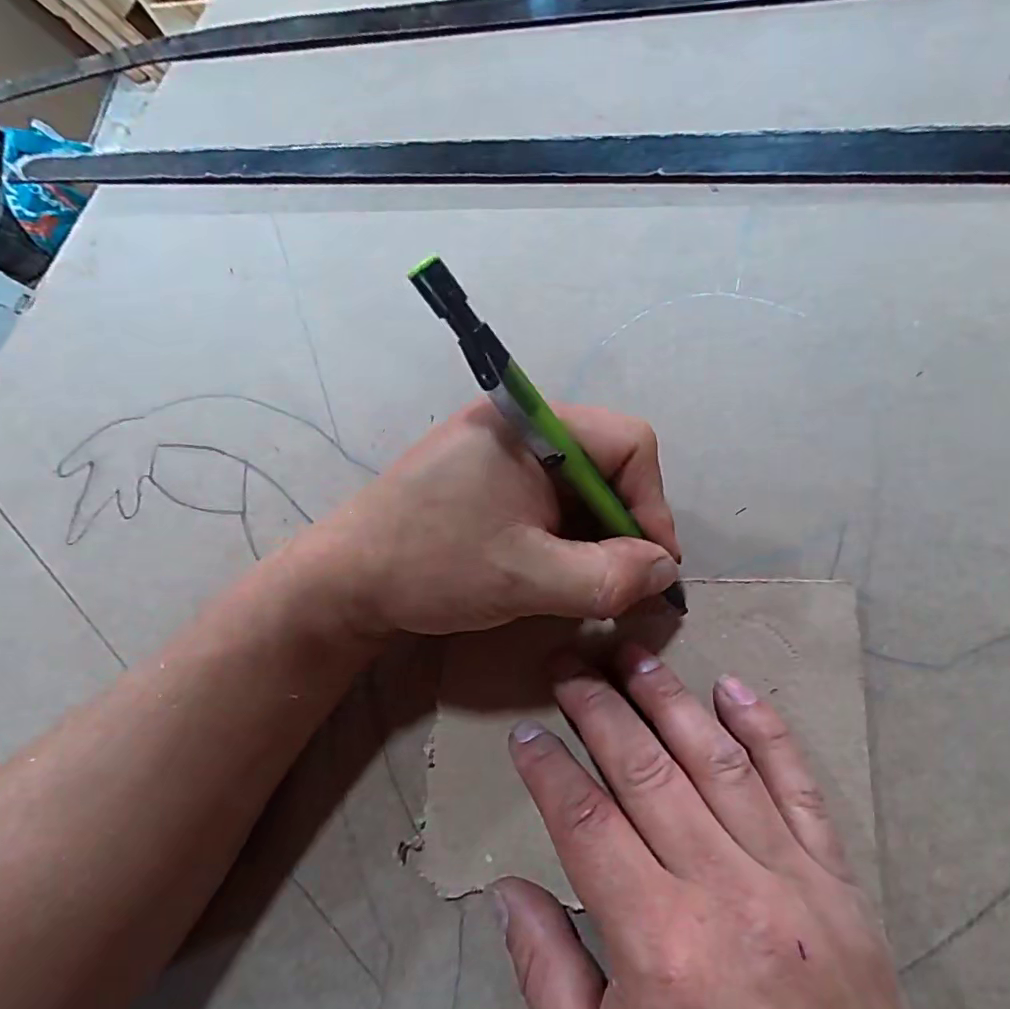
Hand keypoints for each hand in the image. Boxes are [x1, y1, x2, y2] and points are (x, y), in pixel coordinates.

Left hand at [301, 399, 681, 636]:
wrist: (344, 582)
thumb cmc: (431, 567)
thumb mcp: (528, 578)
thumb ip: (609, 577)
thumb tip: (666, 571)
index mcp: (529, 424)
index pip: (629, 444)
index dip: (652, 505)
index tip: (654, 566)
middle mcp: (519, 424)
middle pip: (608, 463)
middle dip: (623, 525)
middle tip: (626, 584)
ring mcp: (500, 450)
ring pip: (580, 485)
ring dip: (595, 535)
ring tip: (589, 584)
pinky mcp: (487, 477)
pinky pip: (549, 497)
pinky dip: (566, 534)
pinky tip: (557, 571)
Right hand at [495, 644, 916, 1008]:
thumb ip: (548, 974)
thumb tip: (509, 891)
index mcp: (661, 943)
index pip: (586, 821)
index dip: (548, 770)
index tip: (524, 734)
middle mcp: (727, 894)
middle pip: (646, 771)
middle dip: (599, 710)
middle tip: (568, 667)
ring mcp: (792, 881)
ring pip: (717, 761)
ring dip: (669, 699)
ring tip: (633, 656)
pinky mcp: (840, 885)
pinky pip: (800, 788)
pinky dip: (767, 731)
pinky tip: (732, 688)